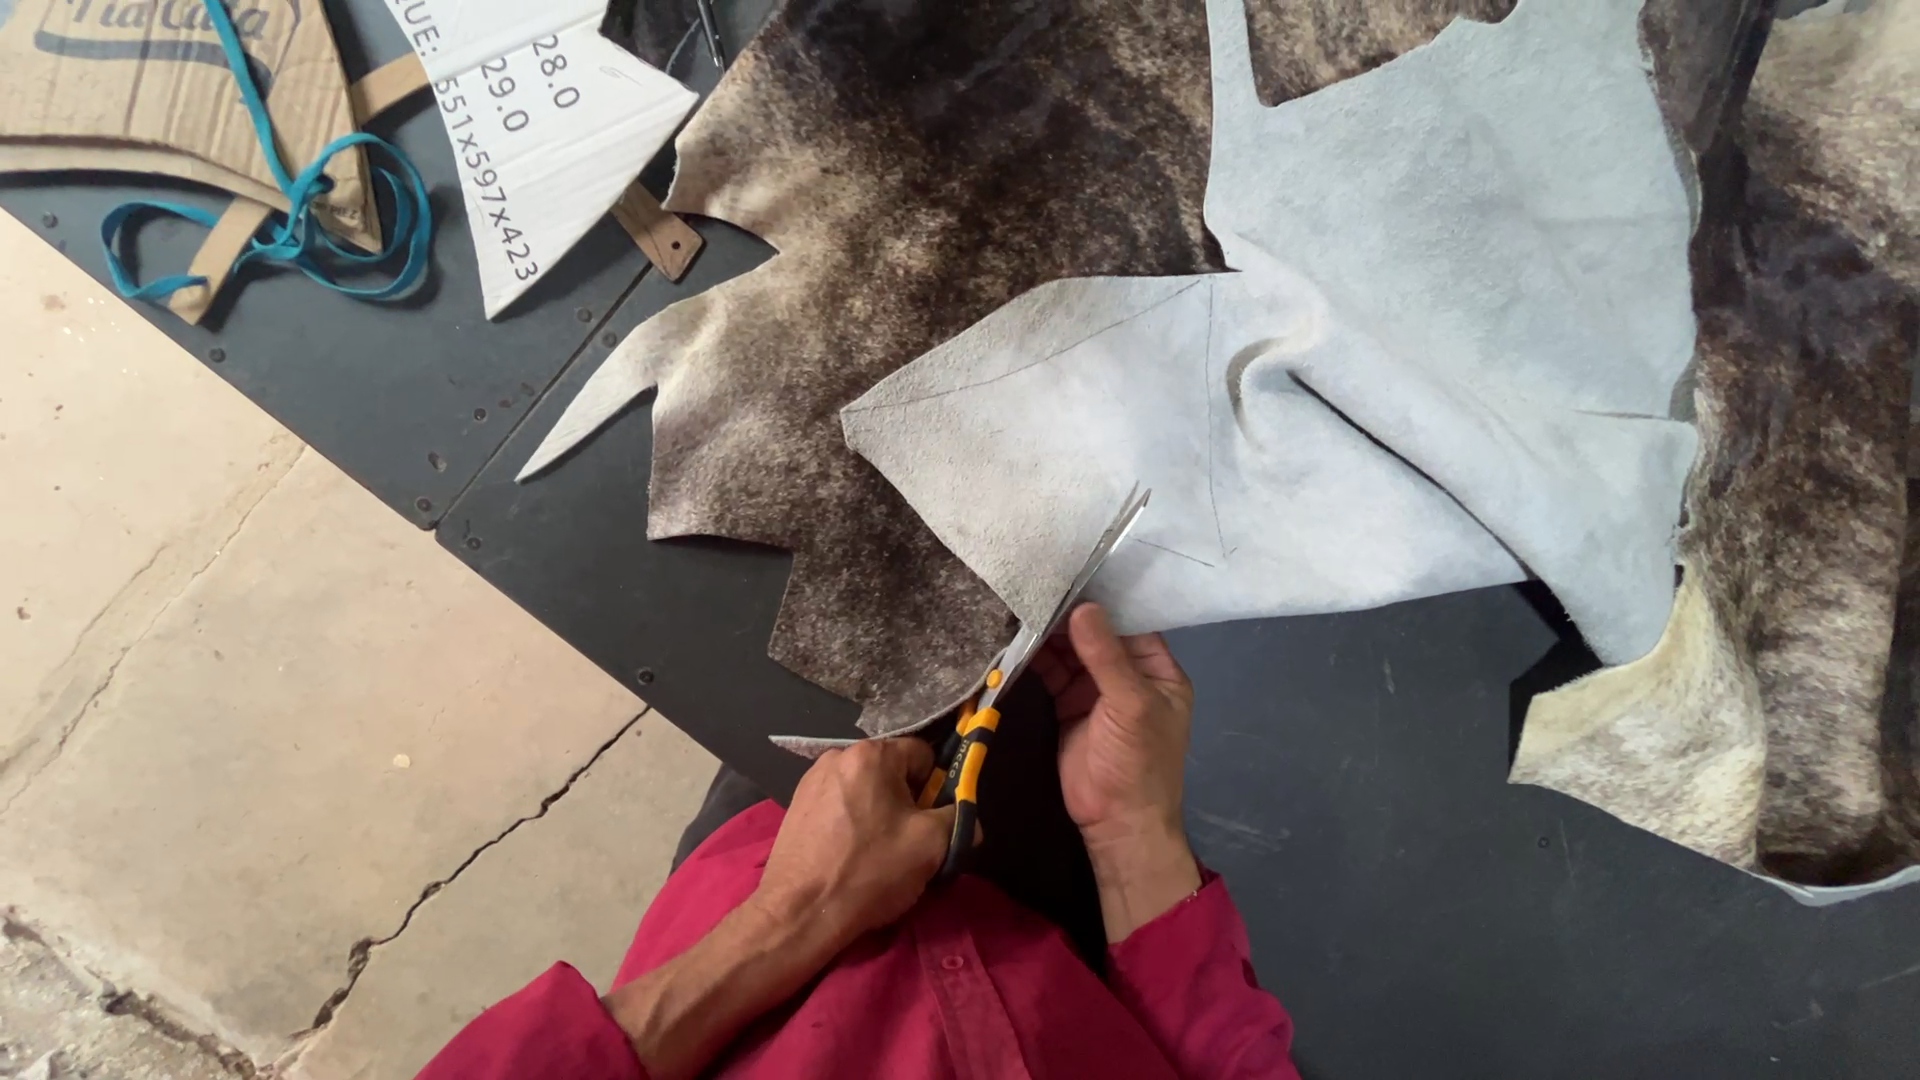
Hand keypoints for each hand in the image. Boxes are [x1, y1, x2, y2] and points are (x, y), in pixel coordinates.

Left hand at [750, 738, 955, 953]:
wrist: (799, 914)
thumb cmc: (869, 871)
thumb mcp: (933, 845)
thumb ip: (960, 818)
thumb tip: (965, 817)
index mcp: (872, 754)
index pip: (923, 754)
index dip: (936, 788)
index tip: (931, 821)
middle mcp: (839, 755)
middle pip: (892, 771)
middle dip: (906, 802)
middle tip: (906, 843)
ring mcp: (812, 779)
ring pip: (866, 789)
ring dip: (878, 813)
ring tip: (875, 854)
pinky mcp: (796, 804)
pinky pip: (839, 804)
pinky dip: (851, 823)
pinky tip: (848, 855)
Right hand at [1033, 603, 1200, 941]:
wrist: (1117, 824)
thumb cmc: (1139, 763)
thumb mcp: (1131, 706)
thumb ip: (1106, 657)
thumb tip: (1083, 608)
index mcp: (1157, 669)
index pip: (1130, 623)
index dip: (1104, 600)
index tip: (1073, 571)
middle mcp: (1127, 673)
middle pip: (1095, 634)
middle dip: (1068, 614)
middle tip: (1036, 584)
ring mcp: (1096, 690)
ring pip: (1071, 651)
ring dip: (1049, 634)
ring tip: (1022, 605)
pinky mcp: (1068, 705)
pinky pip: (1052, 673)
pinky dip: (1036, 658)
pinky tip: (1017, 638)